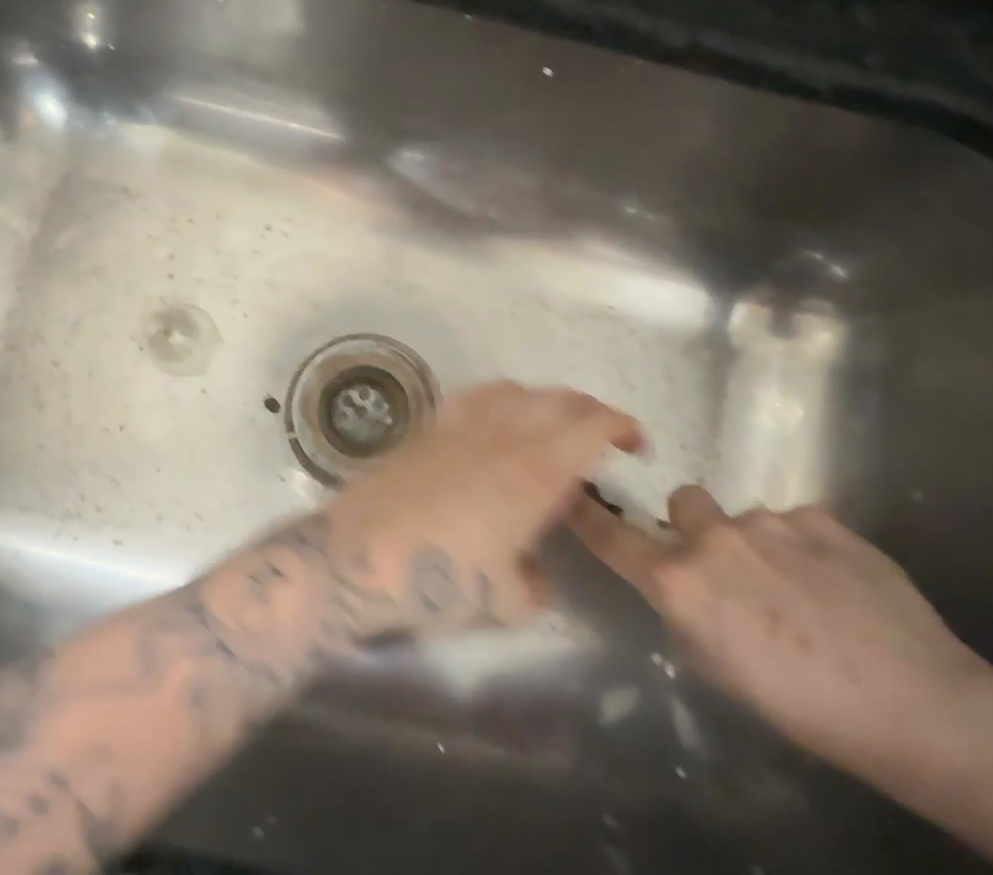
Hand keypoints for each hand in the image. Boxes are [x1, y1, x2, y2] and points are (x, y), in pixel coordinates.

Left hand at [325, 381, 642, 636]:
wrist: (356, 559)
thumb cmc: (437, 580)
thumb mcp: (502, 601)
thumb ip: (533, 587)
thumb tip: (537, 578)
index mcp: (536, 471)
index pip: (594, 426)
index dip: (623, 427)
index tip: (636, 444)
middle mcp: (504, 434)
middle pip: (561, 400)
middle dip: (591, 412)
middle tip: (601, 436)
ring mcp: (462, 425)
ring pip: (519, 391)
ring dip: (547, 402)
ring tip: (552, 426)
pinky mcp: (427, 427)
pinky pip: (476, 397)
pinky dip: (501, 400)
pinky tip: (496, 422)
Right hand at [568, 486, 992, 776]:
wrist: (908, 701)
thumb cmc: (799, 704)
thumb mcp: (717, 667)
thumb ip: (688, 614)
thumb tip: (688, 590)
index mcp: (679, 583)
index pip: (614, 538)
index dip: (588, 515)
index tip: (569, 491)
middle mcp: (714, 540)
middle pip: (684, 505)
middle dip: (696, 529)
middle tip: (732, 571)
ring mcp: (770, 522)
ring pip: (744, 517)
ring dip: (756, 543)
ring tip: (799, 590)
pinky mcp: (822, 517)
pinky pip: (794, 522)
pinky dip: (802, 546)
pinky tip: (834, 584)